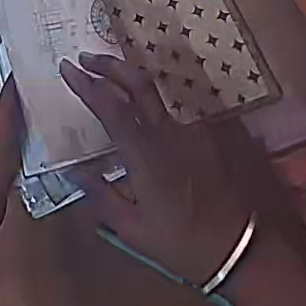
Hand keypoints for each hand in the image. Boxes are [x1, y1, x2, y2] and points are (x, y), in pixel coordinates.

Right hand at [60, 52, 252, 287]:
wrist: (239, 247)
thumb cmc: (181, 243)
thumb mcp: (133, 230)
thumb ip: (101, 196)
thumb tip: (74, 171)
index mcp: (145, 155)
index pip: (110, 107)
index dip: (86, 84)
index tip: (66, 68)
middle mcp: (167, 134)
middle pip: (137, 83)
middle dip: (109, 64)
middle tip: (85, 58)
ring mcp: (189, 132)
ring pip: (155, 93)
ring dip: (128, 78)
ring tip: (106, 76)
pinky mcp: (203, 137)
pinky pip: (169, 112)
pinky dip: (147, 103)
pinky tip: (137, 112)